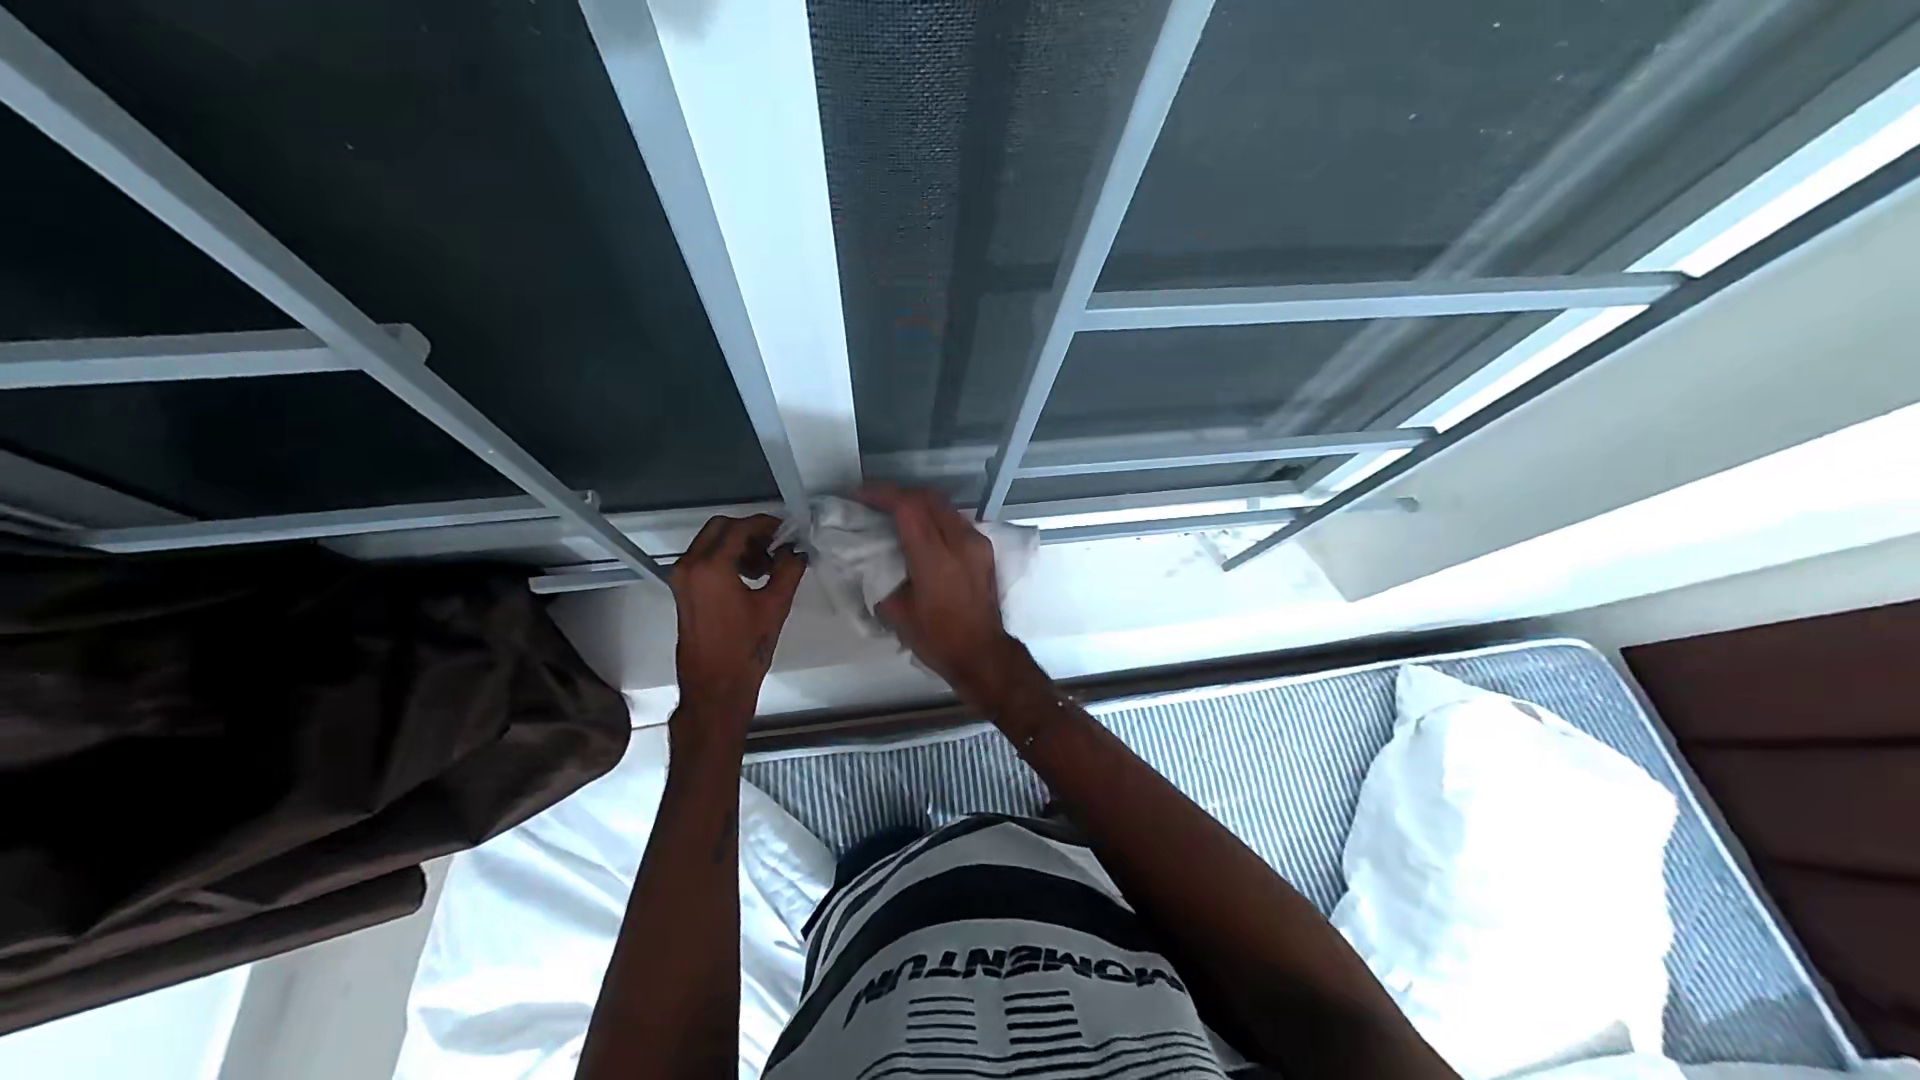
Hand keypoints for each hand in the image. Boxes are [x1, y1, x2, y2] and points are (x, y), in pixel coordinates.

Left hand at [670, 514, 805, 734]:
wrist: (715, 685)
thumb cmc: (746, 647)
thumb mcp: (775, 605)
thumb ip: (789, 569)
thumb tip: (796, 551)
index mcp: (711, 566)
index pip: (740, 528)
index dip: (767, 525)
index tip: (788, 532)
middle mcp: (690, 565)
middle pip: (721, 528)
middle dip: (751, 532)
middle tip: (777, 546)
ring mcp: (682, 578)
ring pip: (711, 542)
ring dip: (740, 545)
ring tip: (767, 566)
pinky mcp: (682, 590)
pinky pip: (704, 559)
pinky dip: (727, 559)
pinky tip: (751, 577)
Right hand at [860, 485, 1031, 709]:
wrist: (983, 653)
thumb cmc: (938, 639)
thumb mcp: (897, 612)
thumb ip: (882, 577)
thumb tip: (870, 557)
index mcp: (936, 559)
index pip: (909, 508)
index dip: (881, 494)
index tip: (858, 494)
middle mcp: (961, 543)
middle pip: (927, 498)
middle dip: (897, 493)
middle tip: (872, 500)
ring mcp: (977, 543)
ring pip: (943, 506)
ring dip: (916, 502)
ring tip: (892, 511)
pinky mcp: (984, 548)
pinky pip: (954, 519)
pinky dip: (932, 515)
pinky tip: (918, 528)